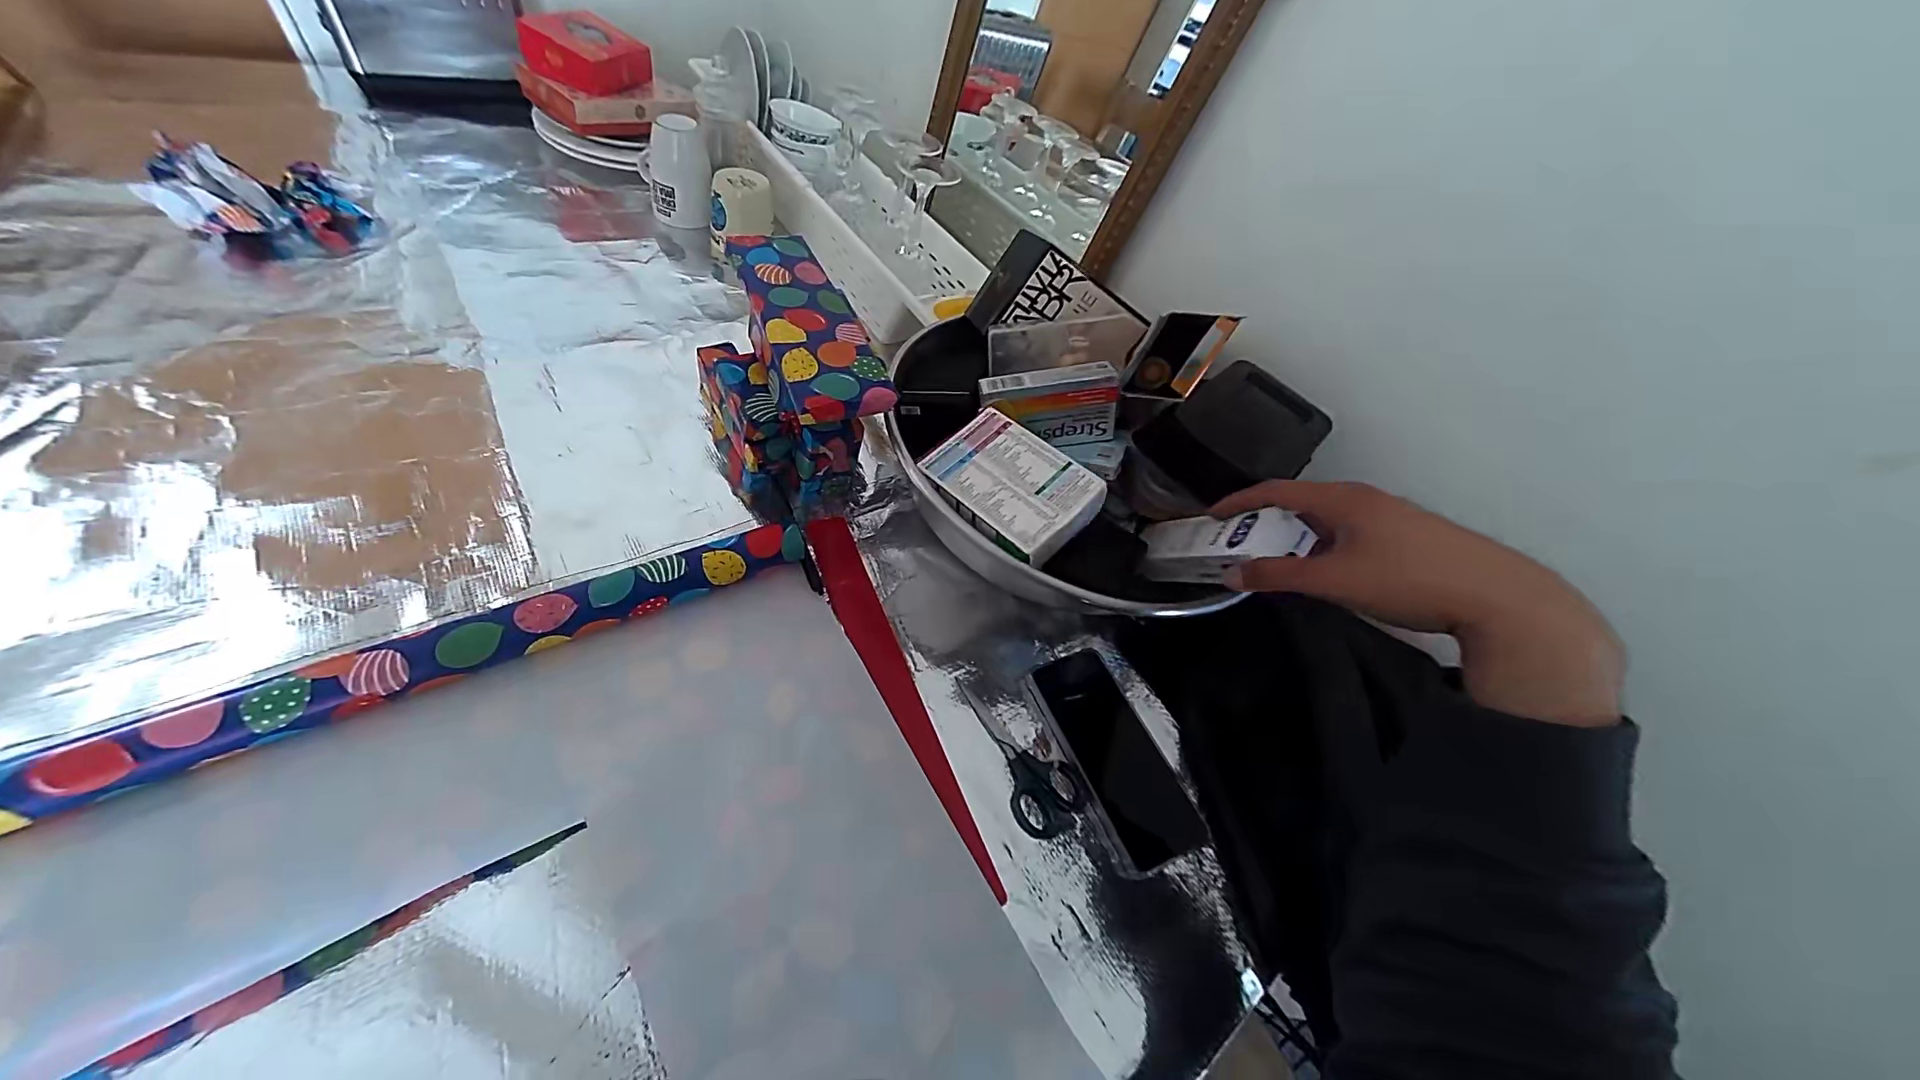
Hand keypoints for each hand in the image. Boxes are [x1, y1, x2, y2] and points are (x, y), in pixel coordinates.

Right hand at [1211, 481, 1623, 726]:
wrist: (1499, 598)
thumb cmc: (1408, 580)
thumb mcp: (1333, 580)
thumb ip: (1278, 576)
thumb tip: (1231, 574)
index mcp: (1344, 499)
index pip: (1278, 490)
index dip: (1241, 501)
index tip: (1213, 516)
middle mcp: (1366, 500)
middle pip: (1302, 503)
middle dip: (1266, 522)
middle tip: (1240, 545)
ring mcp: (1390, 517)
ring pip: (1327, 521)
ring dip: (1296, 538)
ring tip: (1278, 564)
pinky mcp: (1408, 537)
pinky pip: (1348, 534)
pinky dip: (1322, 547)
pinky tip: (1326, 573)